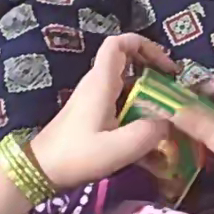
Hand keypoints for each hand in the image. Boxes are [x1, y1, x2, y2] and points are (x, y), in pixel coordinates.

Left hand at [29, 34, 175, 190]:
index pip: (118, 43)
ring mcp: (93, 98)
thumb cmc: (76, 155)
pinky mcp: (92, 114)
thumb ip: (148, 134)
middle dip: (152, 69)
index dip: (144, 45)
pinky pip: (120, 100)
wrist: (40, 171)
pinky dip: (137, 108)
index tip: (165, 65)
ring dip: (147, 91)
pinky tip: (149, 131)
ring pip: (125, 83)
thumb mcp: (117, 148)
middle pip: (126, 61)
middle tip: (172, 89)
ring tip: (167, 111)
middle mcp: (97, 84)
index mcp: (101, 82)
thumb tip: (169, 122)